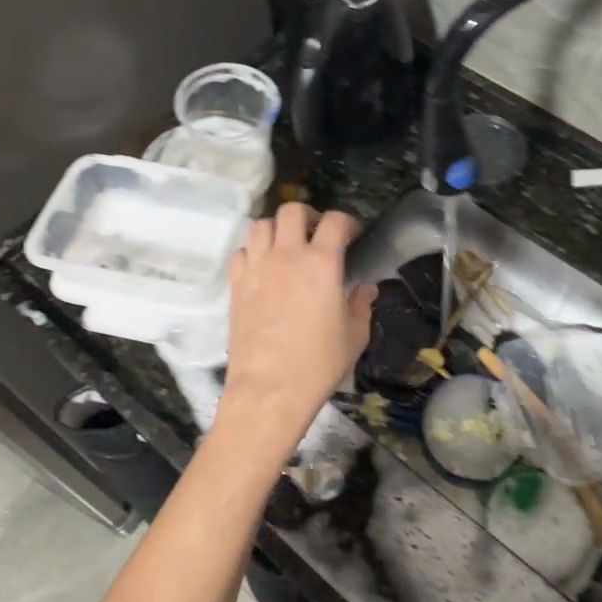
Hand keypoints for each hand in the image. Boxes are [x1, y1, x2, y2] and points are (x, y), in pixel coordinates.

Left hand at [223, 203, 376, 428]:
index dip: (347, 222)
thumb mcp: (355, 336)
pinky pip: (241, 251)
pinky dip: (253, 251)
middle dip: (308, 216)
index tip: (353, 235)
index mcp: (322, 263)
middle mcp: (287, 256)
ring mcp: (257, 268)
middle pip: (292, 211)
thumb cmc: (318, 364)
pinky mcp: (236, 285)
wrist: (270, 390)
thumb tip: (366, 289)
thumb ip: (362, 305)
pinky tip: (263, 267)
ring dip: (277, 229)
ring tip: (286, 245)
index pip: (335, 221)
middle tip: (316, 233)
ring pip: (261, 224)